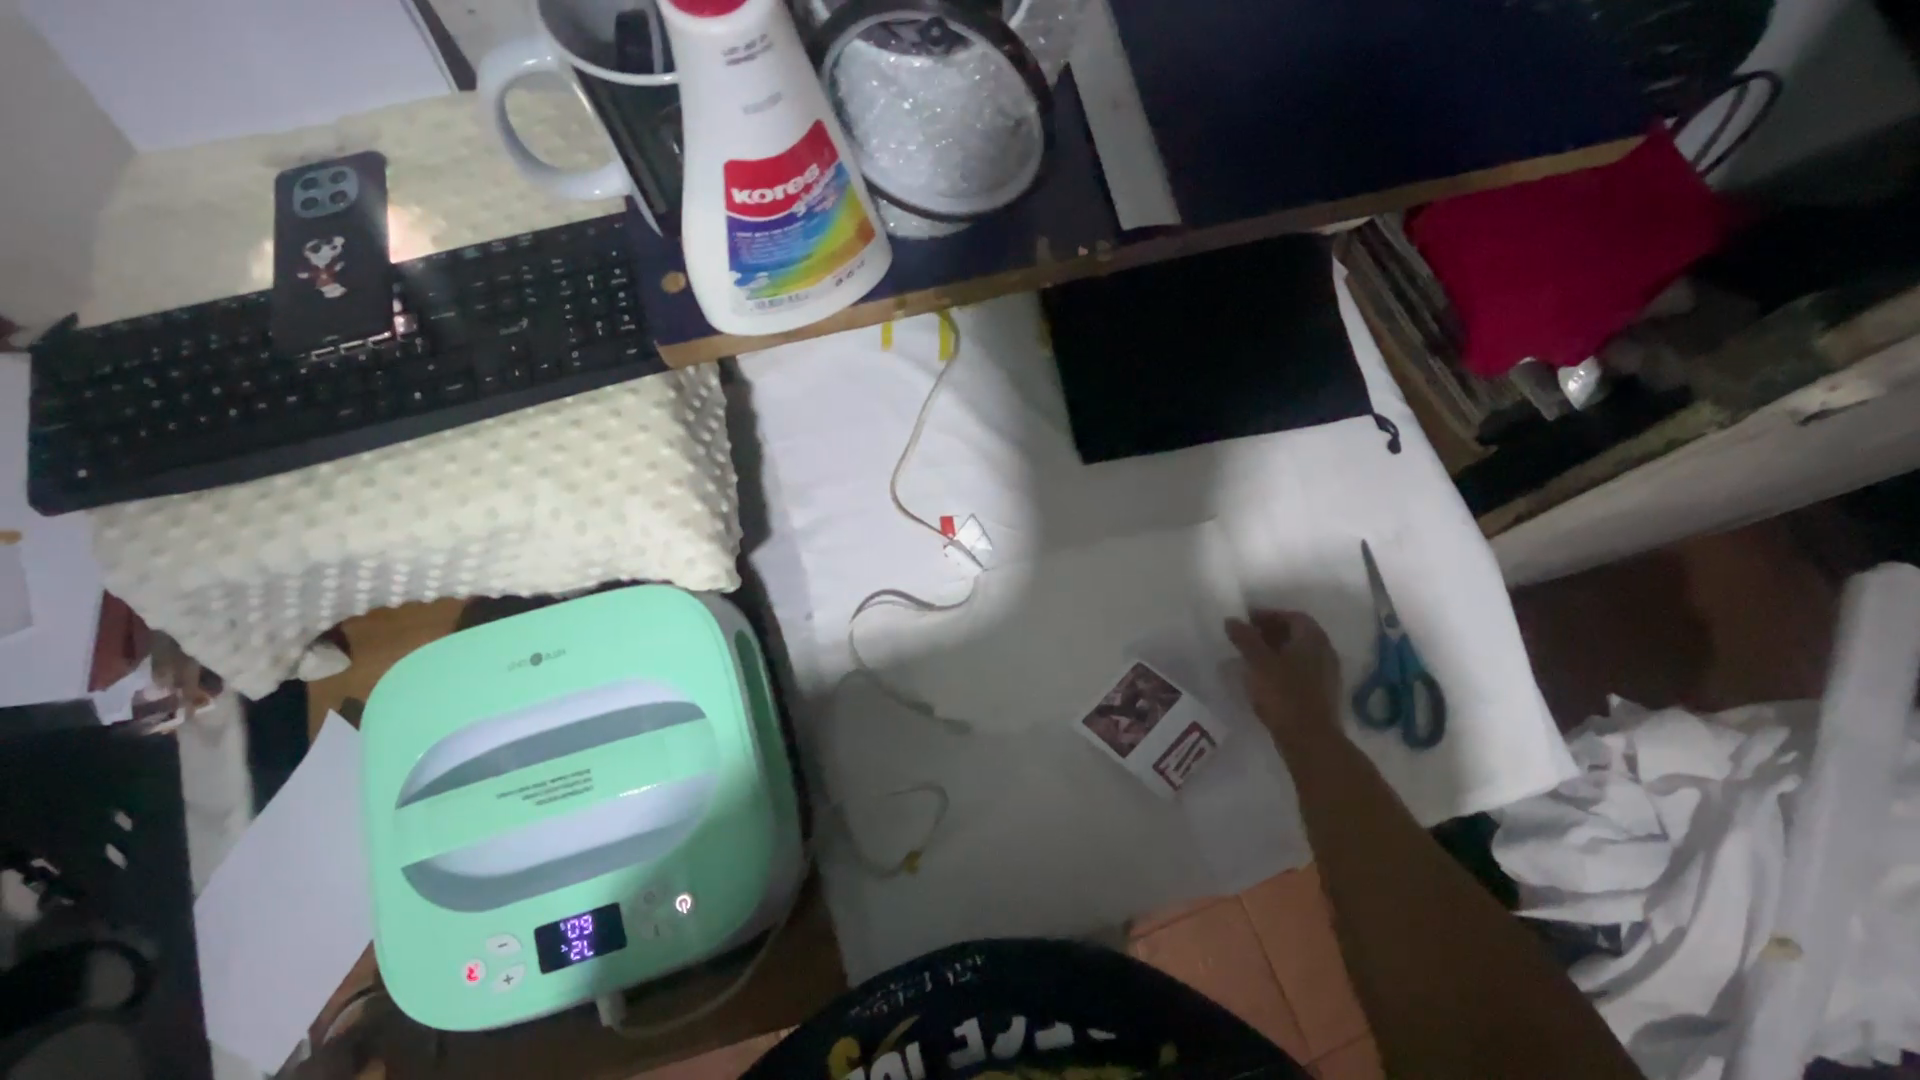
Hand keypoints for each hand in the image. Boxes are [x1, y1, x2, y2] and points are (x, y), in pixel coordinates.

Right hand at [1226, 610, 1342, 743]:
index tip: (1246, 621)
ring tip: (1252, 659)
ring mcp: (1327, 673)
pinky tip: (1265, 679)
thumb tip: (1232, 620)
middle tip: (1246, 638)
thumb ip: (1245, 639)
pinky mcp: (1323, 693)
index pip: (1292, 616)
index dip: (1268, 615)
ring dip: (1276, 652)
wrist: (1310, 739)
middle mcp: (1325, 651)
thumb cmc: (1283, 694)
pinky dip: (1283, 668)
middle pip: (1297, 633)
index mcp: (1312, 638)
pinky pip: (1301, 671)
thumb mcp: (1258, 663)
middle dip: (1271, 633)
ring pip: (1299, 654)